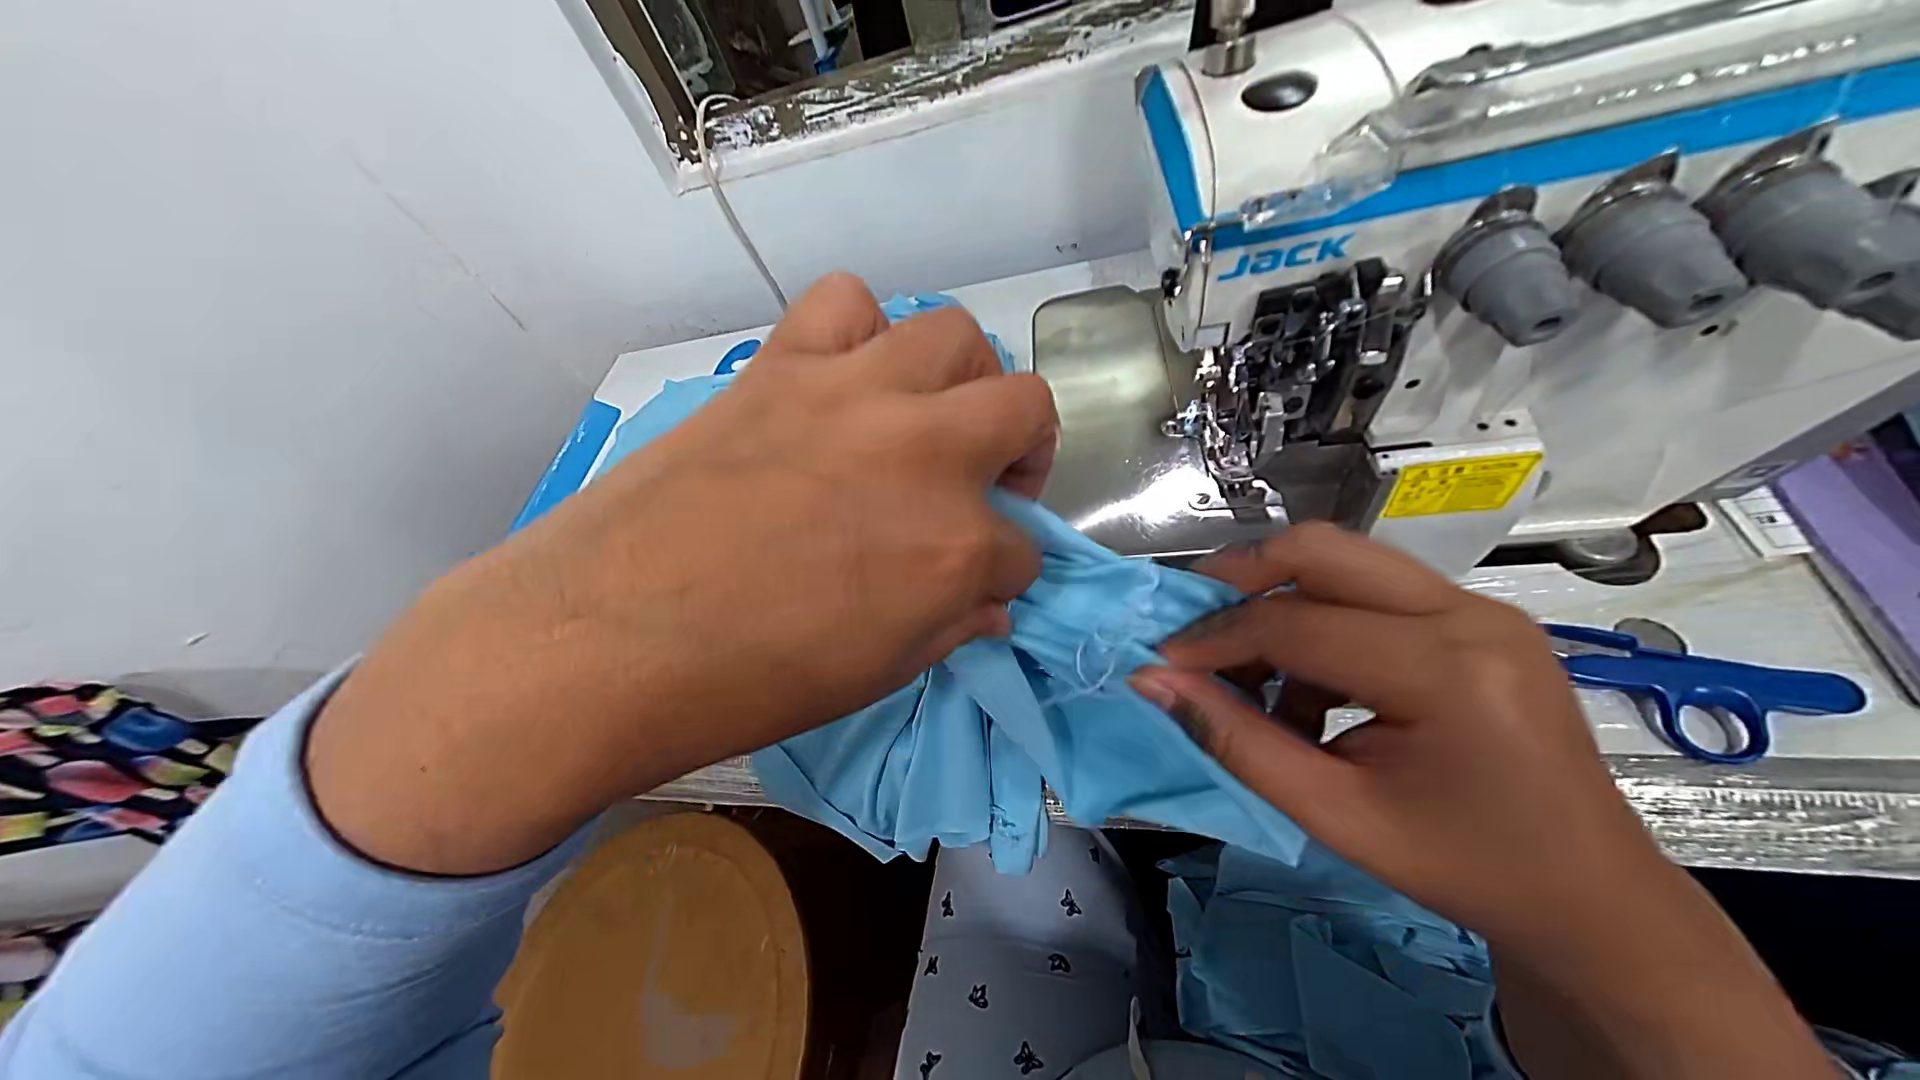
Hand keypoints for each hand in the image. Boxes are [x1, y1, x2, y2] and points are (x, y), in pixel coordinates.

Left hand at [307, 274, 1057, 873]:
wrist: (603, 642)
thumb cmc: (750, 680)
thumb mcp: (879, 673)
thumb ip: (952, 624)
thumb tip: (989, 600)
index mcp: (954, 547)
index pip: (1023, 548)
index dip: (1006, 569)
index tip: (980, 581)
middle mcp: (922, 452)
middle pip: (1026, 408)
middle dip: (1024, 452)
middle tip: (985, 483)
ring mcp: (853, 394)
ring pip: (954, 334)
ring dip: (961, 378)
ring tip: (928, 417)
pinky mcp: (781, 366)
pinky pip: (844, 302)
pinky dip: (862, 331)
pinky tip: (848, 378)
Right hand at [1130, 523, 1832, 1078]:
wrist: (1590, 895)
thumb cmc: (1461, 865)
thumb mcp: (1332, 814)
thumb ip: (1234, 740)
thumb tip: (1151, 683)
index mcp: (1448, 673)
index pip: (1294, 625)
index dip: (1212, 638)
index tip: (1161, 661)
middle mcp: (1470, 615)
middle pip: (1322, 549)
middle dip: (1238, 577)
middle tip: (1191, 624)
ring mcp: (1481, 608)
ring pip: (1343, 561)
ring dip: (1278, 601)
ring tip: (1251, 670)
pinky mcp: (1477, 616)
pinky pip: (1370, 591)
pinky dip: (1318, 623)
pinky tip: (1309, 687)